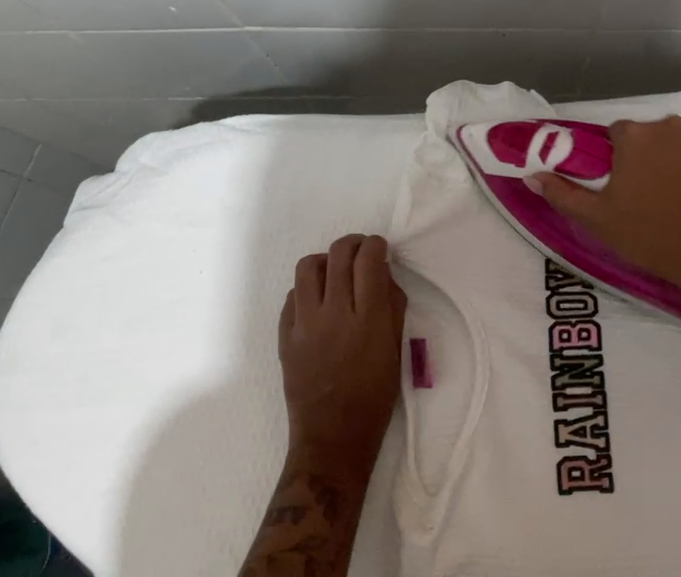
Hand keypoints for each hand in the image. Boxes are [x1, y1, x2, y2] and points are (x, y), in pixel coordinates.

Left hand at [278, 234, 406, 479]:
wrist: (333, 436)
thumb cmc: (374, 396)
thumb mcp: (395, 350)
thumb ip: (392, 305)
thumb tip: (383, 273)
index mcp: (367, 319)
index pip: (368, 260)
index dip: (376, 245)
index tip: (380, 248)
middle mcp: (333, 313)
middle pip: (338, 254)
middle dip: (354, 244)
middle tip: (362, 252)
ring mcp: (304, 324)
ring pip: (308, 266)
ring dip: (326, 261)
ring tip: (336, 273)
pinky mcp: (284, 335)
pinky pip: (292, 295)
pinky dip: (308, 288)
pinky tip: (319, 302)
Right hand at [533, 117, 680, 320]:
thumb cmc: (655, 238)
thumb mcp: (599, 221)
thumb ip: (563, 194)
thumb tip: (532, 176)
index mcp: (636, 137)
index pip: (617, 134)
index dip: (616, 160)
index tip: (622, 189)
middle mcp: (672, 126)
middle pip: (653, 138)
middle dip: (649, 160)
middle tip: (652, 200)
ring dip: (680, 164)